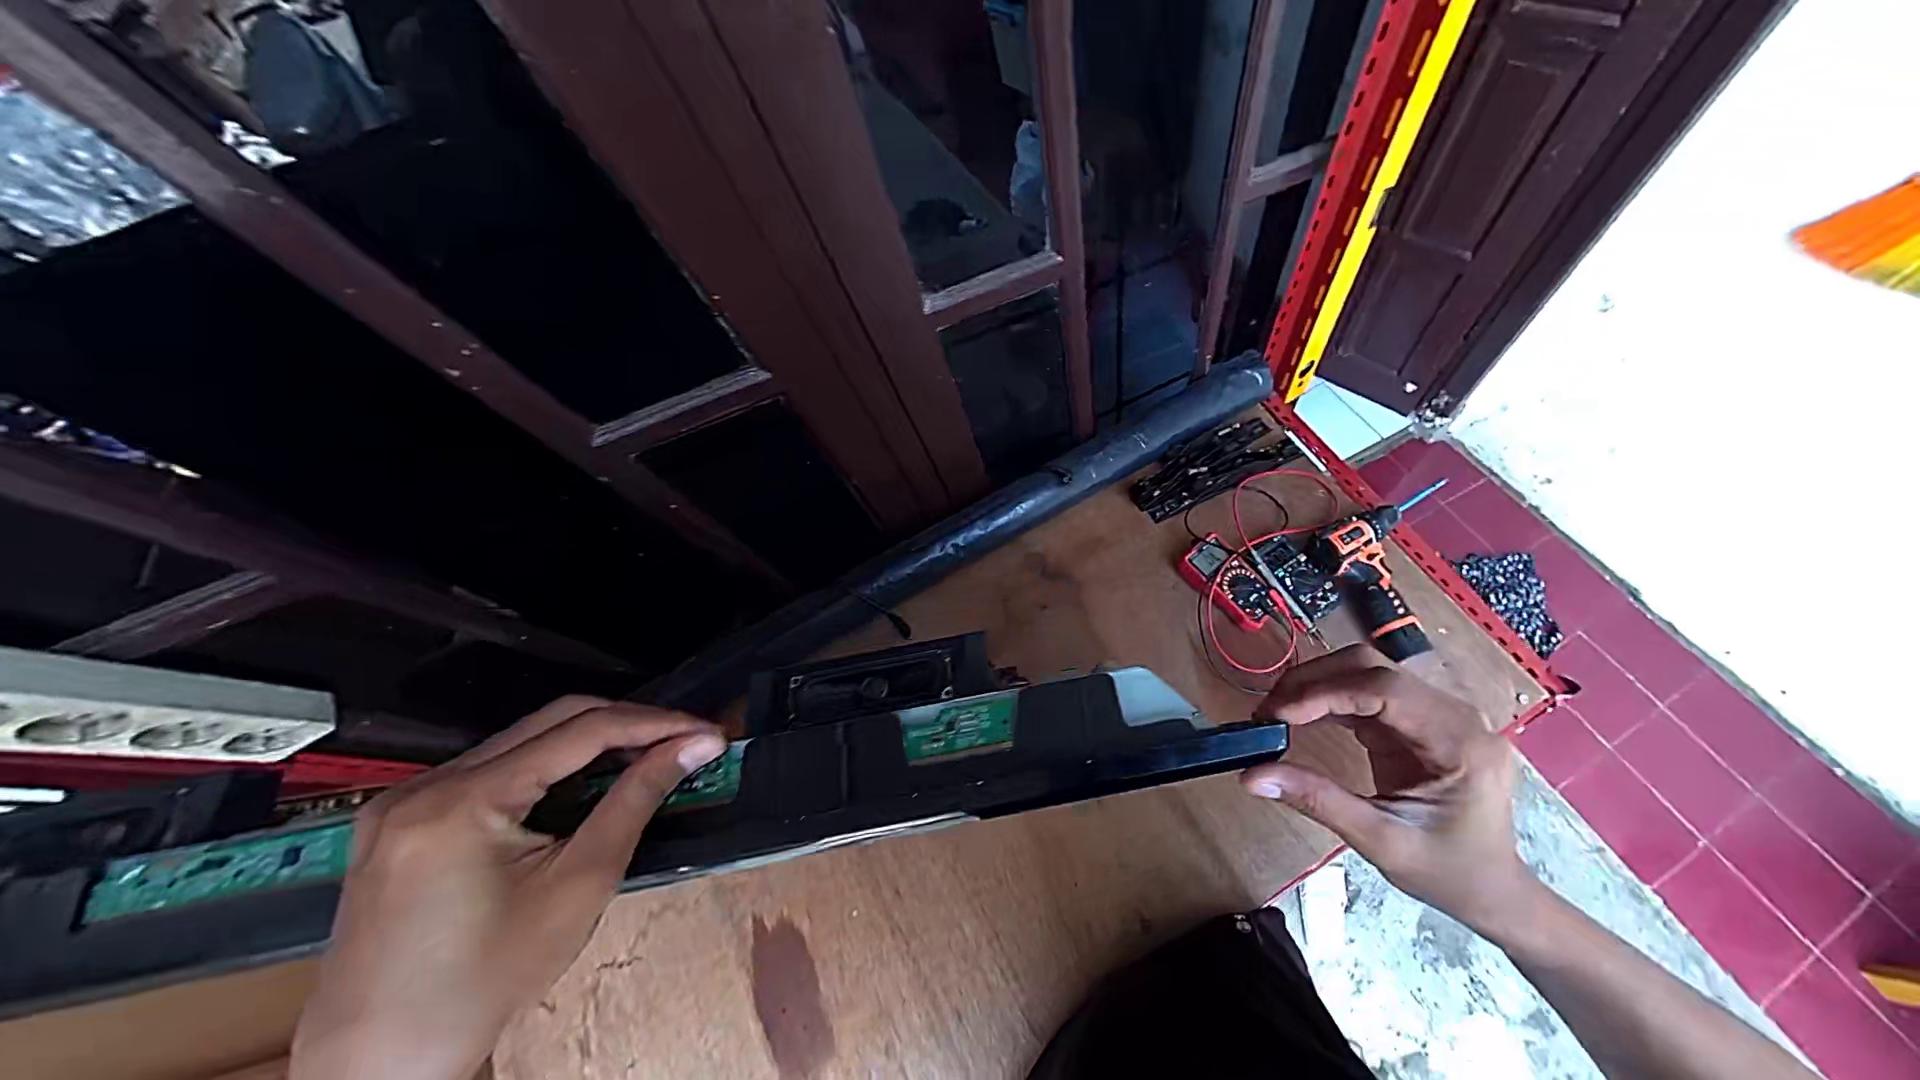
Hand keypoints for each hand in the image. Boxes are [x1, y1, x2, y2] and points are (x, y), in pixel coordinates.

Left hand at [290, 696, 726, 1079]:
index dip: (655, 723)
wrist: (381, 1062)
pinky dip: (548, 768)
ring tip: (645, 759)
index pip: (581, 730)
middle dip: (626, 725)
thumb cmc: (488, 982)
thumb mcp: (579, 885)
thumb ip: (636, 800)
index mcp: (463, 801)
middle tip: (683, 741)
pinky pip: (492, 767)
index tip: (705, 731)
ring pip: (523, 740)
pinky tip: (582, 786)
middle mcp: (426, 783)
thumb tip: (694, 747)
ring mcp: (405, 798)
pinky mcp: (401, 816)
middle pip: (551, 721)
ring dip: (588, 745)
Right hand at [1240, 645, 1535, 931]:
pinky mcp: (1413, 720)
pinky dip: (1325, 700)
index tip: (1276, 715)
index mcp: (1460, 741)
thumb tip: (1251, 776)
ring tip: (1276, 712)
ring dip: (1314, 684)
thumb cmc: (1450, 872)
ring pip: (1363, 670)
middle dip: (1312, 681)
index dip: (1324, 693)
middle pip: (1371, 666)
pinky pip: (1362, 693)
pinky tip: (1297, 718)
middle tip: (1268, 711)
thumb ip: (1317, 801)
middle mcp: (1453, 714)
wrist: (1493, 890)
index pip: (1383, 689)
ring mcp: (1434, 713)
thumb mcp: (1382, 841)